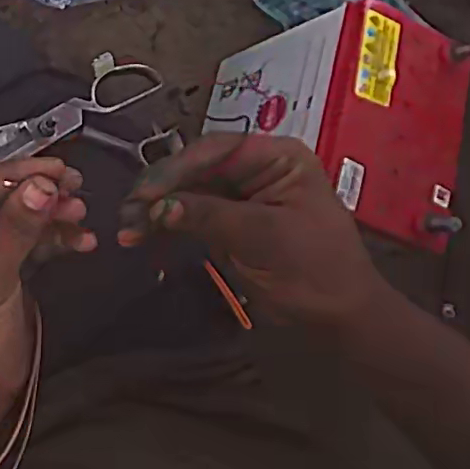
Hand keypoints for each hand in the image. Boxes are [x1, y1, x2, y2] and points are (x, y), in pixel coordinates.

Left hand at [0, 157, 94, 417]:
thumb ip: (15, 228)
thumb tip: (43, 184)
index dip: (17, 173)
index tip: (56, 169)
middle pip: (1, 197)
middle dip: (39, 191)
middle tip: (75, 185)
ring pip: (20, 216)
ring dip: (52, 213)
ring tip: (81, 214)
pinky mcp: (4, 268)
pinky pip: (32, 241)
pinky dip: (56, 238)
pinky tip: (81, 240)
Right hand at [117, 133, 388, 327]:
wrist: (341, 318)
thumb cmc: (317, 270)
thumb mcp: (266, 238)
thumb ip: (210, 216)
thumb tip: (158, 207)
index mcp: (276, 157)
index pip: (216, 150)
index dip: (176, 168)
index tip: (145, 194)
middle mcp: (253, 168)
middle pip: (194, 167)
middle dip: (159, 190)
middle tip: (128, 214)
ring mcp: (237, 194)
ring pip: (184, 190)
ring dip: (154, 209)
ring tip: (128, 231)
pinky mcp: (225, 220)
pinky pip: (187, 213)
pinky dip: (164, 224)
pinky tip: (142, 235)